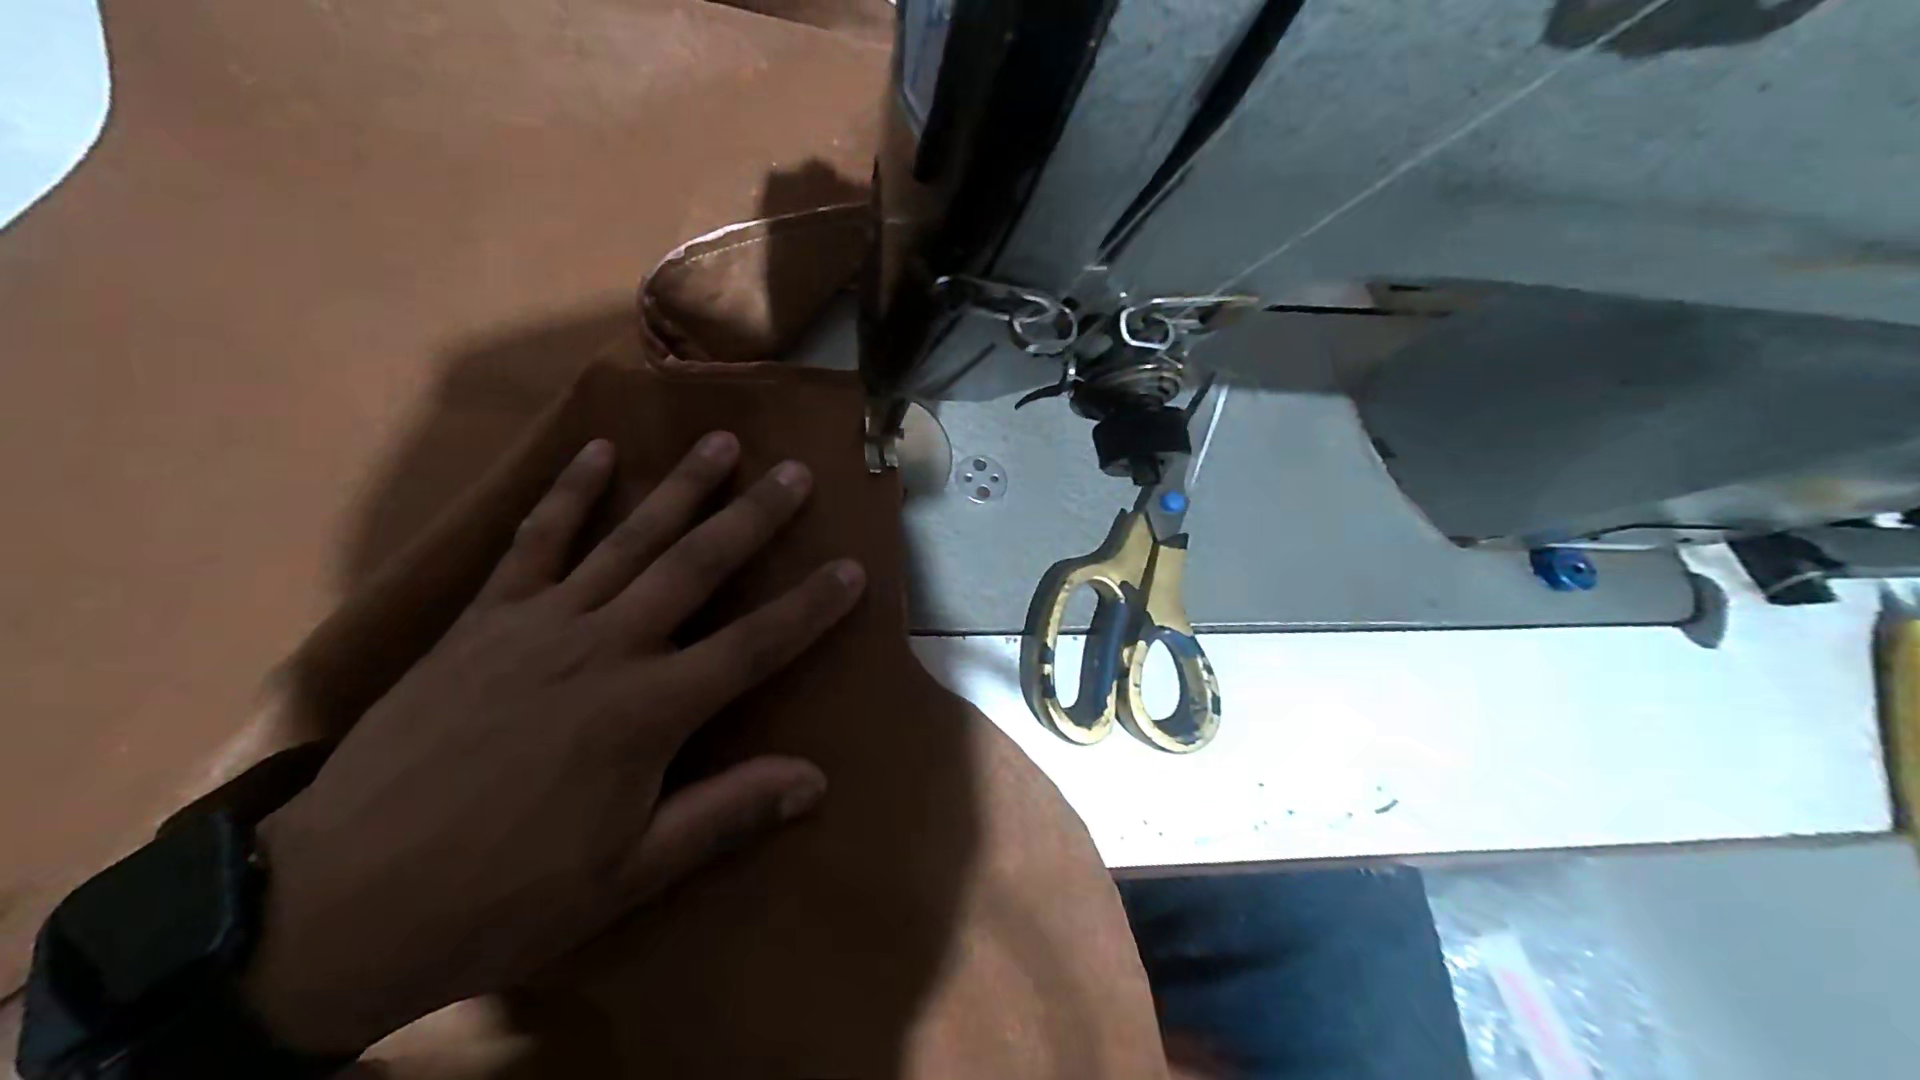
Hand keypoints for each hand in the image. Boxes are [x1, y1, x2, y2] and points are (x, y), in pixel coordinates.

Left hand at [240, 434, 865, 1053]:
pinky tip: (596, 452)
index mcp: (648, 711)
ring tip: (721, 443)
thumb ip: (726, 813)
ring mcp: (540, 624)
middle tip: (794, 472)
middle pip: (696, 567)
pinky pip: (533, 542)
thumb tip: (815, 780)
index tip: (851, 569)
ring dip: (681, 488)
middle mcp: (605, 648)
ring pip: (627, 539)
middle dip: (753, 517)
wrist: (337, 902)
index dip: (809, 608)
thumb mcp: (630, 871)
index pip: (753, 646)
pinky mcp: (483, 619)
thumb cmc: (507, 893)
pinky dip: (567, 494)